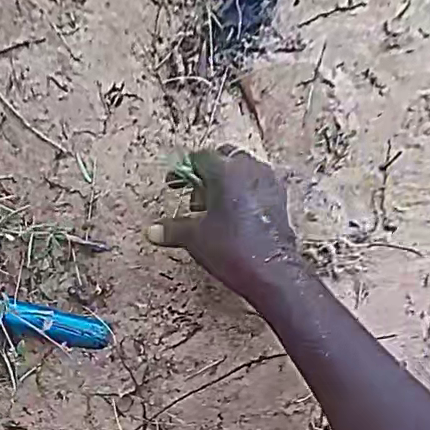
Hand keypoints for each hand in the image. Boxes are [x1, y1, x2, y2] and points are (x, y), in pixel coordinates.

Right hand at [146, 148, 307, 301]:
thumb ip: (173, 229)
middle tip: (195, 199)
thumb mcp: (195, 239)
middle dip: (206, 175)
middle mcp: (249, 169)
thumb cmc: (232, 249)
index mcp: (225, 172)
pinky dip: (241, 194)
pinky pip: (255, 185)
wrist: (270, 271)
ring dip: (225, 183)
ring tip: (213, 210)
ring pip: (241, 170)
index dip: (184, 170)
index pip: (200, 158)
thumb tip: (151, 231)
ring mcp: (267, 181)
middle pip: (223, 158)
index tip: (175, 184)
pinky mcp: (279, 198)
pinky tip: (234, 217)